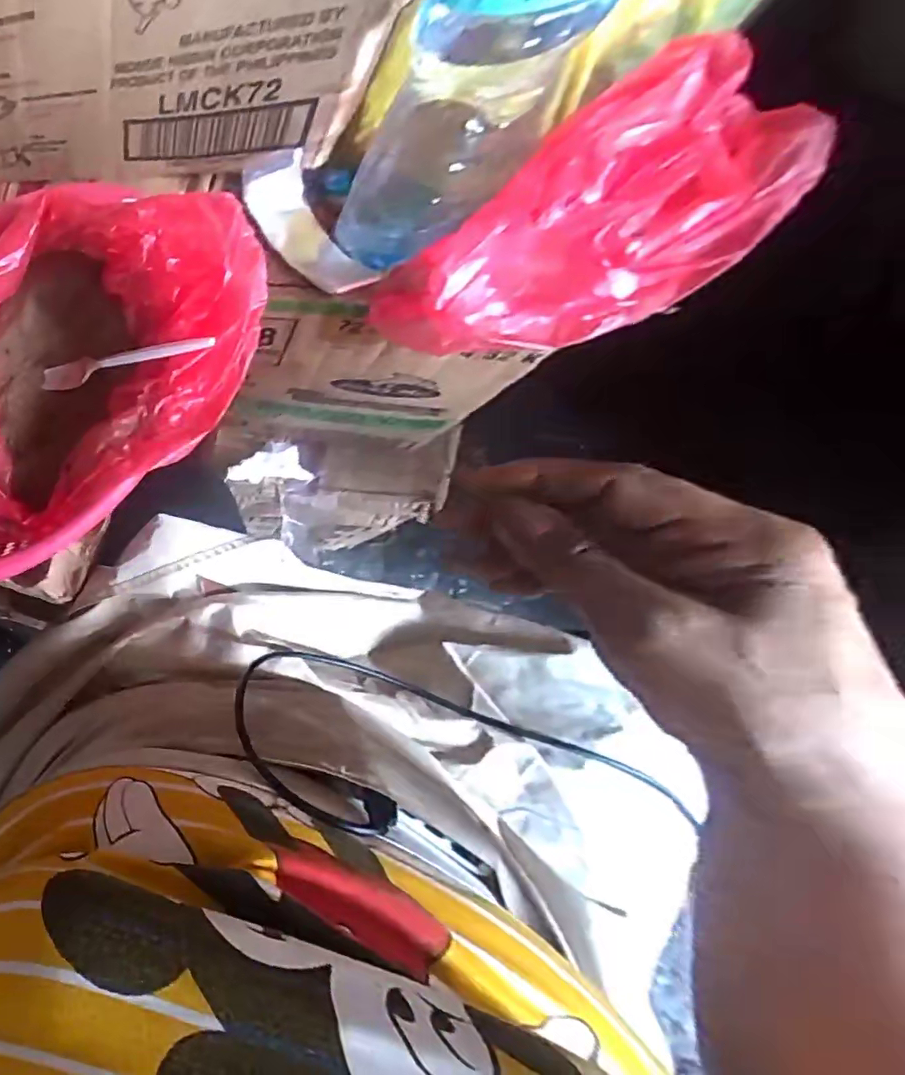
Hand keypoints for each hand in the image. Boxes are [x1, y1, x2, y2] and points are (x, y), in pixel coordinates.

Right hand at [443, 460, 904, 795]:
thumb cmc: (740, 696)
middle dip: (524, 516)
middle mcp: (716, 545)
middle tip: (453, 525)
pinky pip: (599, 578)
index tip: (471, 486)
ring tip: (466, 560)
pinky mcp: (673, 612)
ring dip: (527, 549)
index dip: (540, 479)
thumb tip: (507, 511)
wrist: (809, 785)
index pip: (621, 485)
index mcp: (735, 533)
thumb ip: (574, 560)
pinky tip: (505, 583)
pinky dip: (548, 577)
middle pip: (602, 514)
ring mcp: (695, 581)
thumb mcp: (647, 623)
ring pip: (594, 547)